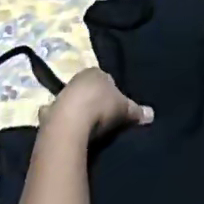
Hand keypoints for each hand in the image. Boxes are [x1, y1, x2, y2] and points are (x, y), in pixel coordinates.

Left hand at [39, 68, 153, 140]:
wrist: (70, 119)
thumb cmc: (101, 106)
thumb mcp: (125, 109)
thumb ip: (137, 110)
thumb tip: (151, 114)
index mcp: (95, 72)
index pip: (106, 78)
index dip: (112, 91)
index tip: (118, 106)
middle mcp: (77, 78)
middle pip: (89, 88)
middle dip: (95, 99)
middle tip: (105, 117)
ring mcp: (62, 93)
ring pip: (75, 100)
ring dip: (80, 110)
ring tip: (90, 127)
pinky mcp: (51, 110)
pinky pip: (62, 114)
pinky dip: (67, 120)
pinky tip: (73, 131)